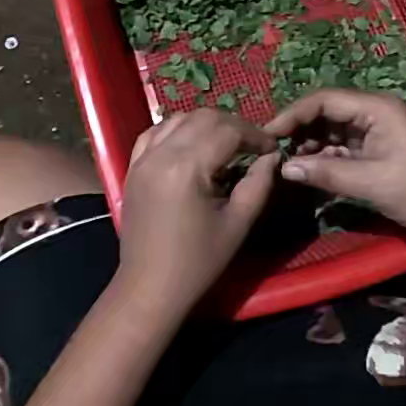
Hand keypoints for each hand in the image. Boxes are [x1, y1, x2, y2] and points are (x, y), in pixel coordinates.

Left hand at [118, 109, 279, 316]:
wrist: (149, 288)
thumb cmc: (198, 262)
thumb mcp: (238, 223)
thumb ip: (259, 183)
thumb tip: (272, 156)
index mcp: (187, 167)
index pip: (228, 131)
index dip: (256, 136)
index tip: (272, 150)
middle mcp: (161, 153)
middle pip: (204, 118)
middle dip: (234, 125)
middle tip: (254, 145)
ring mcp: (142, 158)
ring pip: (179, 119)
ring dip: (207, 124)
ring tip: (226, 143)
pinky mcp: (132, 167)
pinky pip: (154, 133)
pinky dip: (177, 130)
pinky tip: (191, 143)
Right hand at [264, 89, 405, 240]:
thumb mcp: (373, 183)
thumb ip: (327, 173)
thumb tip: (284, 168)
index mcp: (378, 108)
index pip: (324, 100)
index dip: (292, 115)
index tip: (267, 135)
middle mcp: (377, 111)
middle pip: (328, 111)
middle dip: (299, 129)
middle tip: (273, 152)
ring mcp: (381, 130)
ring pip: (335, 129)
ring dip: (312, 144)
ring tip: (288, 164)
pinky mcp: (383, 148)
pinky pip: (347, 145)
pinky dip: (328, 156)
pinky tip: (312, 171)